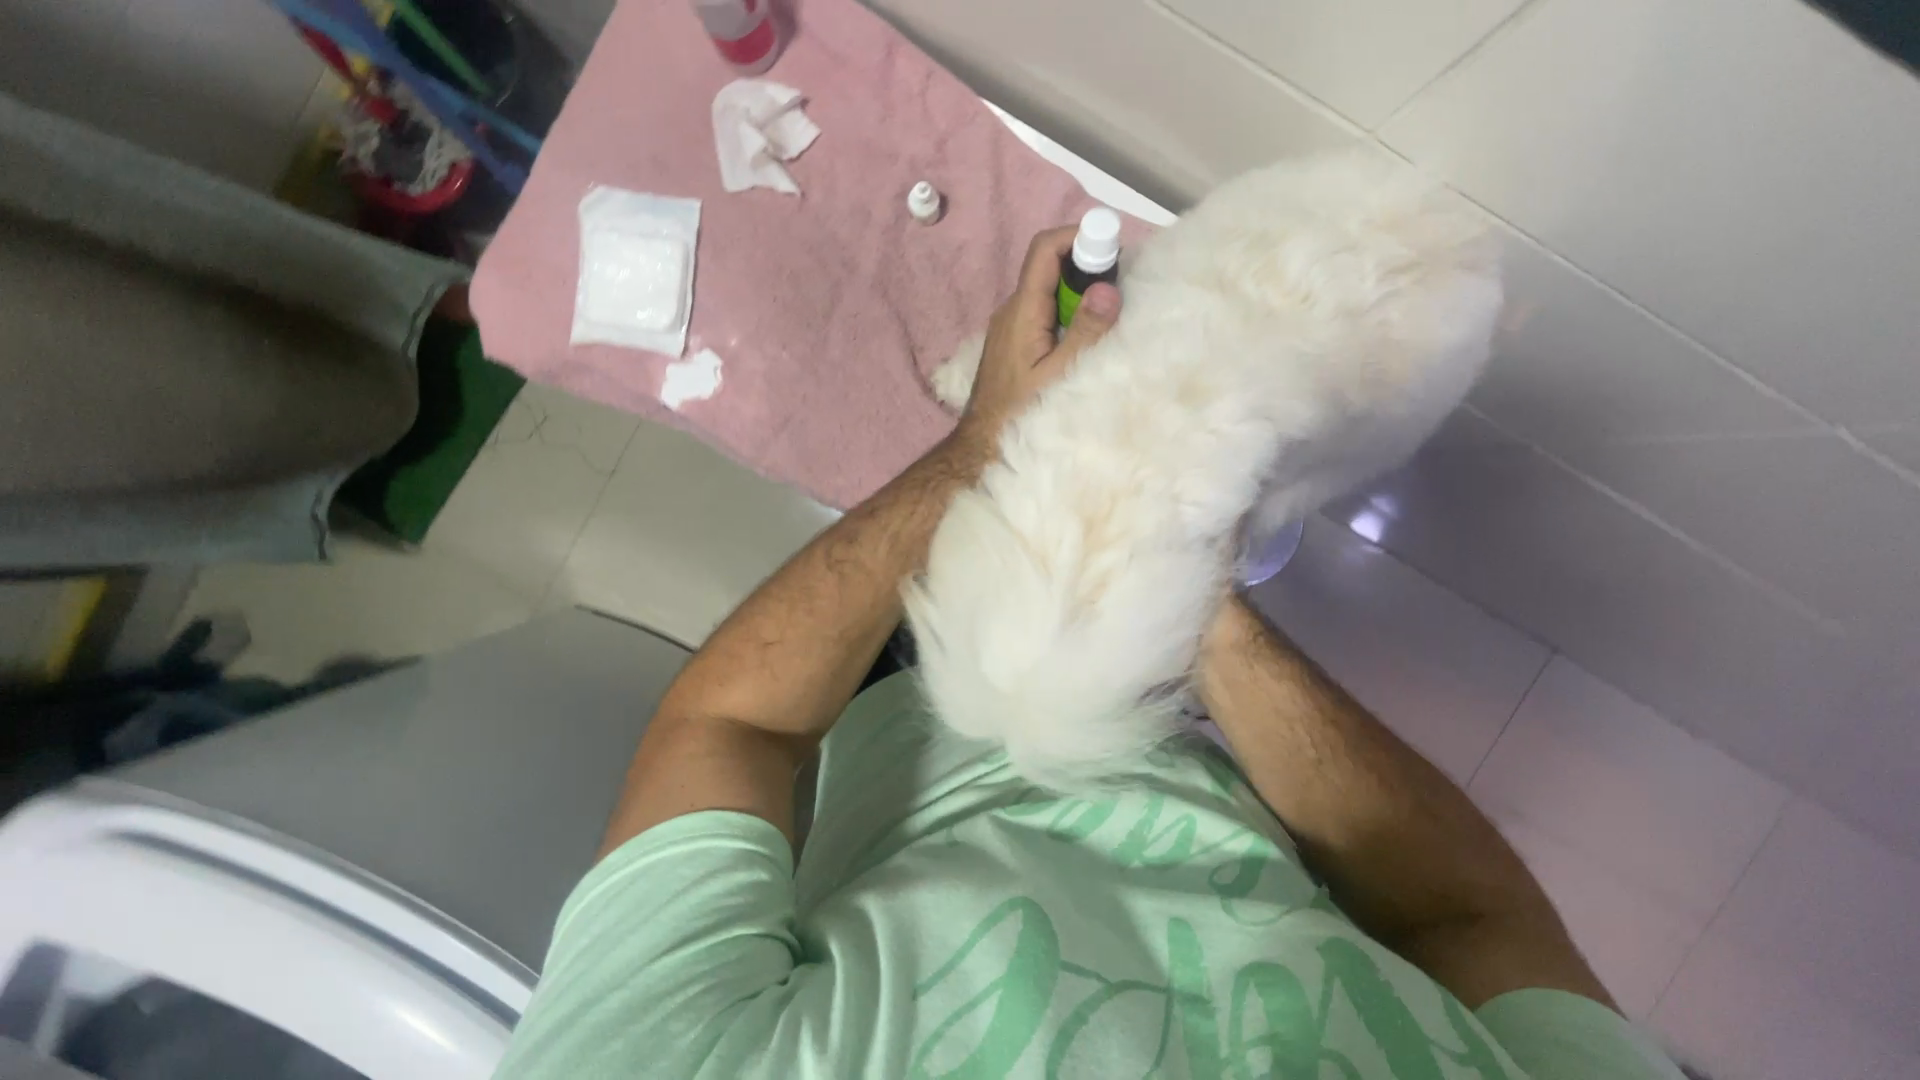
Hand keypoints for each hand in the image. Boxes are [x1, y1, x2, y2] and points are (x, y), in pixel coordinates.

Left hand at [954, 226, 1121, 449]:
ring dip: (1079, 294)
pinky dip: (1068, 313)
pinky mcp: (1014, 342)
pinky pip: (1043, 312)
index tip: (1112, 247)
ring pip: (1048, 291)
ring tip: (1108, 317)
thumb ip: (1084, 333)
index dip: (1078, 237)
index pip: (1044, 249)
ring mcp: (1011, 326)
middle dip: (1086, 268)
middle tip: (1119, 290)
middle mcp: (1012, 310)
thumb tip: (1108, 288)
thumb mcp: (1059, 376)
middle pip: (1050, 267)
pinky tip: (1085, 339)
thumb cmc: (1022, 414)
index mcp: (1022, 311)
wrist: (982, 444)